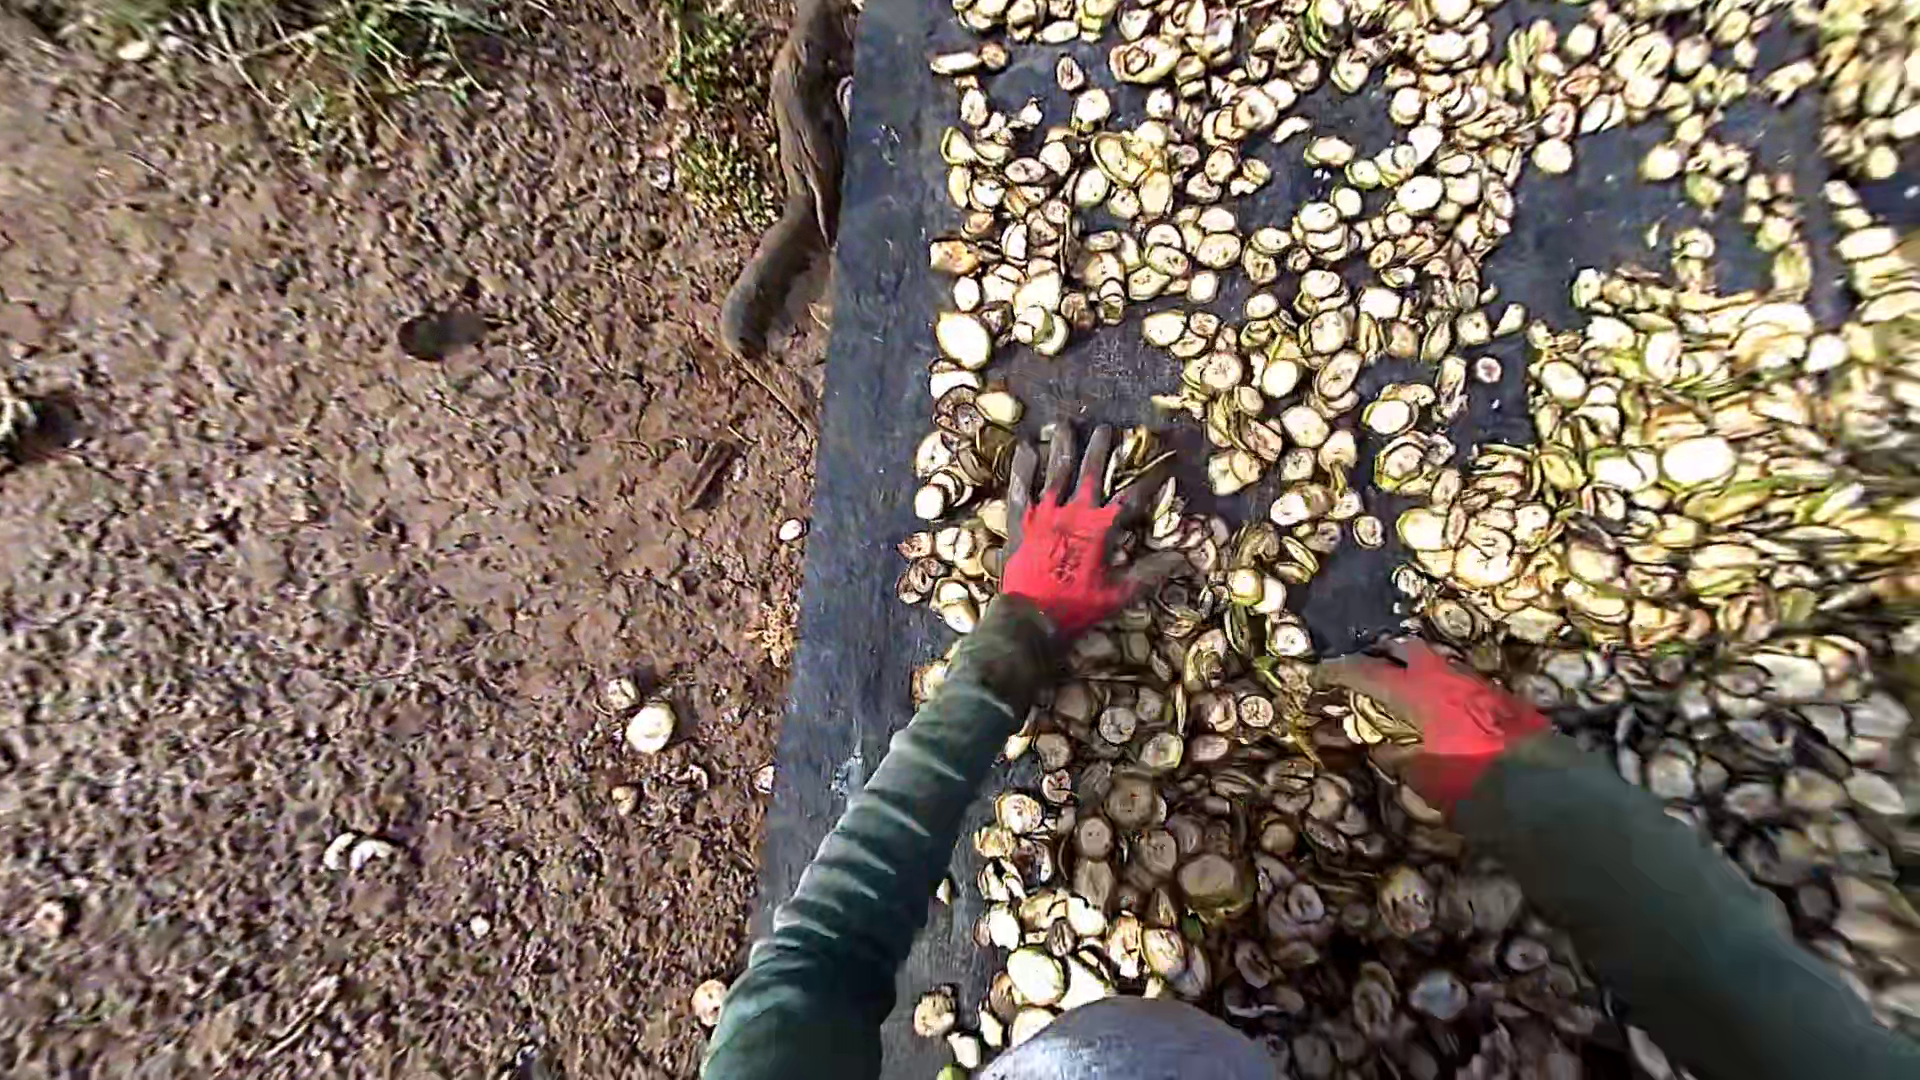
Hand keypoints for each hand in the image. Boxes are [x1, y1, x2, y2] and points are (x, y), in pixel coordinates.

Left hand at [1001, 424, 1180, 637]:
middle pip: (1090, 472)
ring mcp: (1045, 513)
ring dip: (1063, 447)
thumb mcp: (1119, 593)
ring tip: (1065, 426)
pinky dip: (1024, 467)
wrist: (1032, 616)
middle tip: (1105, 428)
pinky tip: (1025, 448)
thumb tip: (1184, 557)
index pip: (1132, 496)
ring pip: (1056, 472)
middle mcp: (1074, 512)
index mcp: (1101, 528)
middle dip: (1100, 448)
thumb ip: (1150, 572)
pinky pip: (1021, 488)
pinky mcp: (1021, 521)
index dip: (1150, 478)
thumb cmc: (1077, 605)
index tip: (1164, 461)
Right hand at [1315, 639, 1549, 811]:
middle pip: (1409, 650)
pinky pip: (1467, 688)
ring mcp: (1485, 690)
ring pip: (1442, 667)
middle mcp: (1450, 681)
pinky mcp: (1513, 707)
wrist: (1563, 805)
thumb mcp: (1425, 779)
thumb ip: (1400, 759)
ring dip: (1420, 673)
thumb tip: (1385, 749)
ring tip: (1404, 690)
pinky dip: (1447, 693)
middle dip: (1386, 653)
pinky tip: (1445, 714)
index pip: (1367, 672)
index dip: (1339, 671)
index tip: (1319, 672)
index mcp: (1420, 693)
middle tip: (1369, 666)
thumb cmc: (1477, 787)